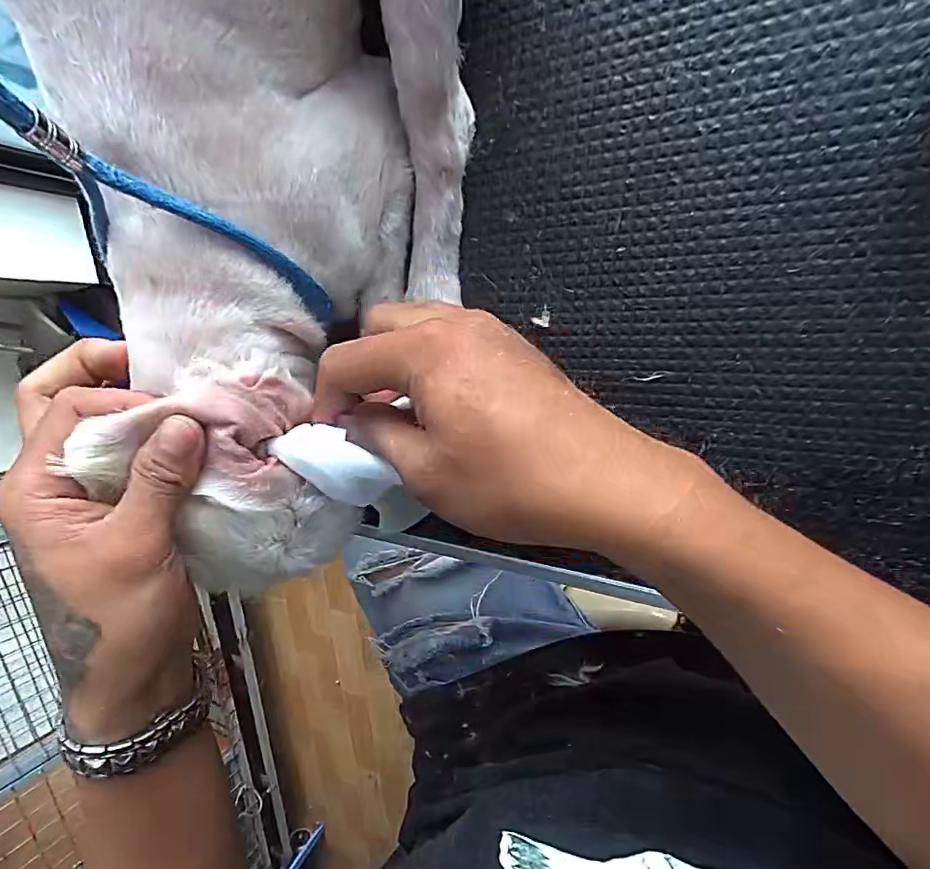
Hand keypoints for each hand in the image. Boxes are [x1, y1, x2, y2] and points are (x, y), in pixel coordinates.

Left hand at [0, 340, 205, 740]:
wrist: (130, 681)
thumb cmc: (117, 623)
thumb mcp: (136, 548)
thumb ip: (157, 479)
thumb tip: (185, 419)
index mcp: (32, 488)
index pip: (68, 410)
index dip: (122, 400)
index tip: (175, 412)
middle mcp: (48, 484)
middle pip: (55, 404)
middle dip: (96, 375)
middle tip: (146, 362)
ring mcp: (80, 499)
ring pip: (92, 431)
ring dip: (129, 410)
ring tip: (175, 399)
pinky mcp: (114, 514)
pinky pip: (126, 463)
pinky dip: (153, 446)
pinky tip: (188, 443)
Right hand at [312, 303, 714, 554]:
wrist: (603, 481)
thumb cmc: (509, 483)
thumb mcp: (427, 473)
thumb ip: (377, 438)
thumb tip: (356, 421)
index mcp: (426, 349)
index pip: (348, 358)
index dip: (325, 397)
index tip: (328, 434)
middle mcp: (455, 323)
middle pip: (380, 325)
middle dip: (359, 367)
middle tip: (362, 416)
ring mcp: (490, 329)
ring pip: (418, 325)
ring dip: (395, 362)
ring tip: (400, 413)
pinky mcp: (514, 347)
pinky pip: (452, 338)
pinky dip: (429, 362)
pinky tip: (441, 406)